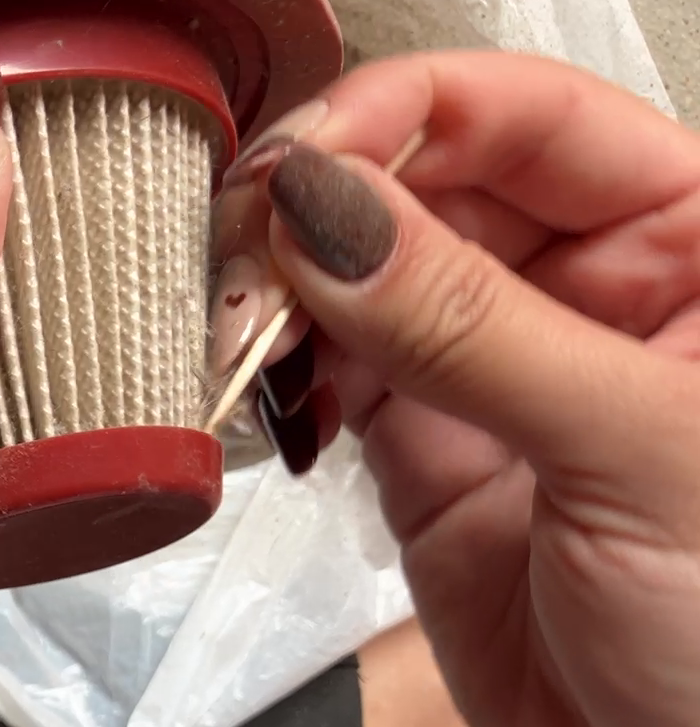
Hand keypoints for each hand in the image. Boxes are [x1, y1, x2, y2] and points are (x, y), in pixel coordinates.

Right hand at [226, 52, 699, 726]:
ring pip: (357, 297)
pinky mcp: (422, 460)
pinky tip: (255, 389)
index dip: (396, 124)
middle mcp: (592, 306)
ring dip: (279, 307)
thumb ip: (464, 330)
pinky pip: (331, 387)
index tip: (286, 176)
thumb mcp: (636, 453)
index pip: (531, 125)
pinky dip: (279, 381)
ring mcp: (490, 386)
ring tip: (231, 341)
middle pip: (422, 202)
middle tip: (234, 274)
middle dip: (313, 223)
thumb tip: (324, 222)